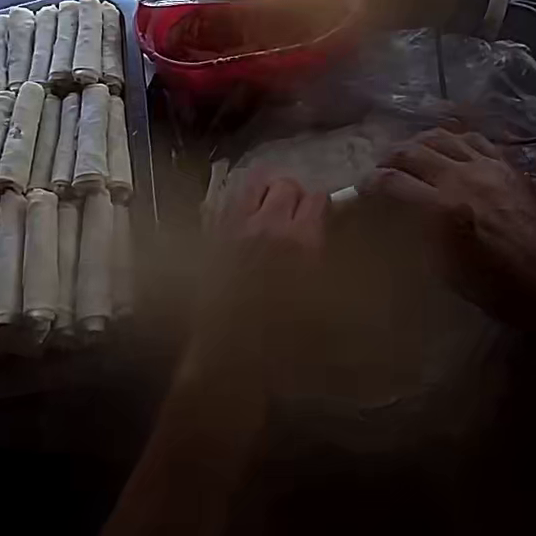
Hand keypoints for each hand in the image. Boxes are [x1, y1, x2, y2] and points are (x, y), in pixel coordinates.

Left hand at [189, 174, 327, 373]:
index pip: (318, 200)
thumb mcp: (319, 302)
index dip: (322, 207)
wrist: (229, 353)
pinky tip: (243, 215)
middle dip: (295, 195)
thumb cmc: (281, 339)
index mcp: (301, 242)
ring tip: (269, 204)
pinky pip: (227, 200)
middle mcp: (268, 226)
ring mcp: (236, 226)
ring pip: (254, 182)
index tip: (321, 217)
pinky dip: (238, 200)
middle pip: (287, 185)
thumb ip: (321, 261)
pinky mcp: (212, 233)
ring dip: (266, 190)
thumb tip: (322, 240)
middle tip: (295, 213)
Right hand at [367, 126, 535, 312]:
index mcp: (441, 207)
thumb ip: (419, 233)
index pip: (391, 181)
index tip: (362, 189)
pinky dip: (454, 139)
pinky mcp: (509, 167)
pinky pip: (475, 139)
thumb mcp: (444, 269)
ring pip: (442, 137)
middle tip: (380, 169)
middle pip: (412, 151)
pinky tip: (449, 148)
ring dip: (418, 142)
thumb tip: (402, 215)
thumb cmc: (496, 286)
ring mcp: (488, 168)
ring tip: (410, 153)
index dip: (370, 182)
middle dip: (389, 158)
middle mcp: (461, 178)